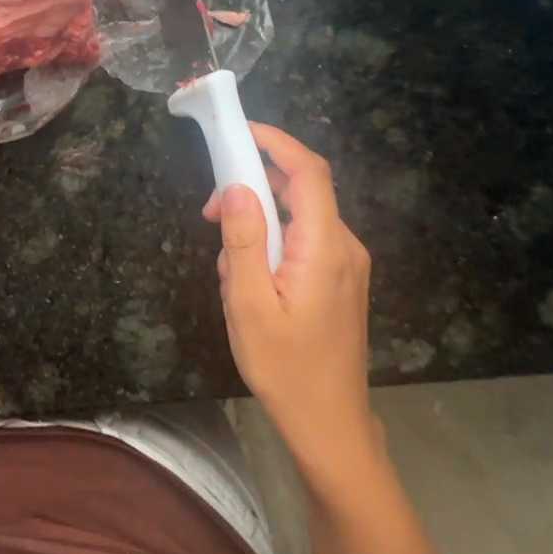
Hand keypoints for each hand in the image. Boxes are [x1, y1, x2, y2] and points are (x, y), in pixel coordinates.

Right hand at [205, 124, 378, 471]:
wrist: (328, 423)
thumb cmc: (285, 367)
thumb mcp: (249, 304)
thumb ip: (244, 241)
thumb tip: (235, 187)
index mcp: (326, 248)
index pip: (308, 172)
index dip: (275, 141)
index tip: (237, 130)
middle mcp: (344, 247)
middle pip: (300, 190)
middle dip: (252, 188)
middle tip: (208, 214)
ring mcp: (345, 265)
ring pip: (296, 218)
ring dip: (256, 225)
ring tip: (228, 268)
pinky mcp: (338, 280)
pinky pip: (301, 242)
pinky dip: (269, 245)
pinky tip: (247, 282)